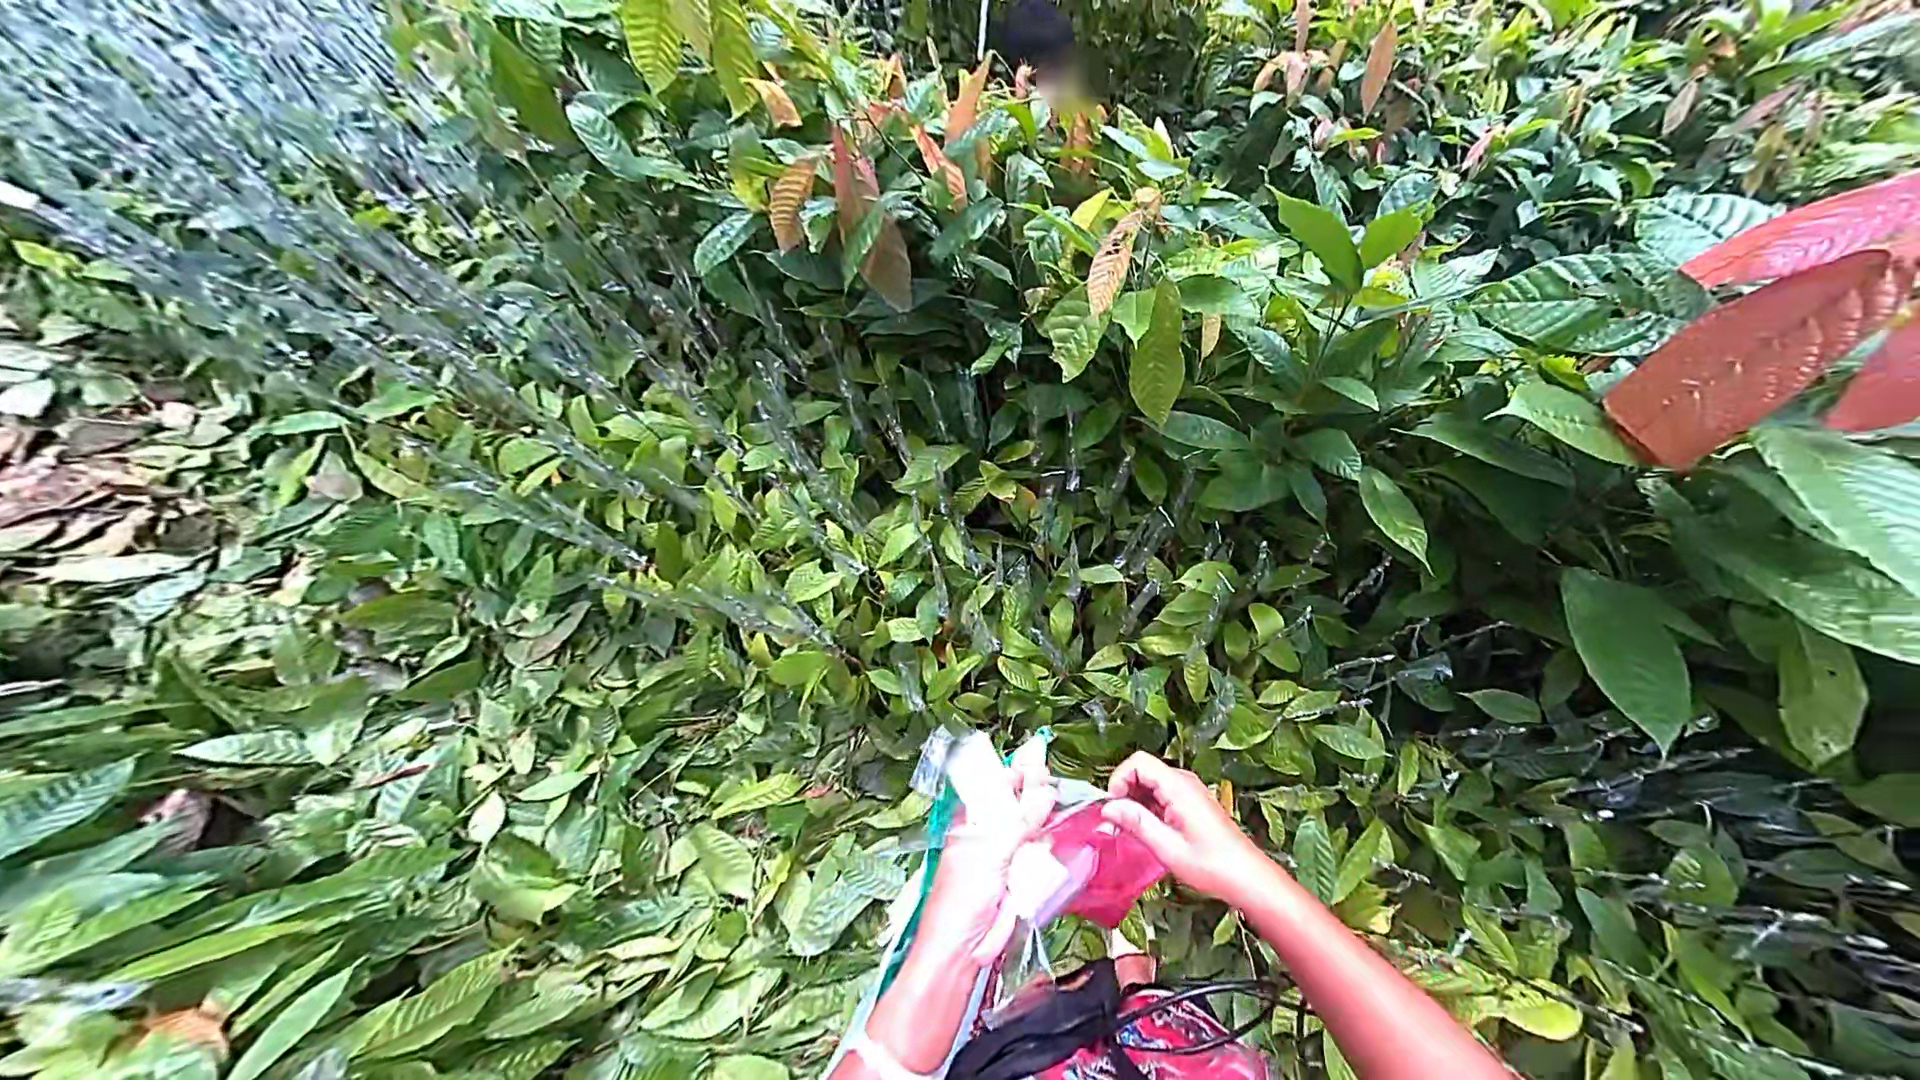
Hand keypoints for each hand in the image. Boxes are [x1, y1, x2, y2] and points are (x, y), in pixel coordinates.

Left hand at [913, 748, 1055, 963]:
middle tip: (1055, 789)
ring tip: (1063, 810)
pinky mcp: (1020, 880)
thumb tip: (1043, 793)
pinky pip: (1039, 858)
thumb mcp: (991, 854)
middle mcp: (988, 836)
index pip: (995, 789)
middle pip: (1017, 810)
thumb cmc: (961, 901)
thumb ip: (1019, 823)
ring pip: (1031, 833)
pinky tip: (1065, 839)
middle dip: (1036, 800)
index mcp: (971, 823)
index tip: (1039, 770)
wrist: (962, 953)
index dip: (1016, 777)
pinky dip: (1051, 850)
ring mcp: (1005, 858)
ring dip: (1046, 823)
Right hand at [1101, 751, 1274, 903]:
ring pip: (1150, 781)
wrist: (1249, 878)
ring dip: (1136, 800)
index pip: (1138, 762)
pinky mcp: (1192, 800)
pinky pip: (1161, 791)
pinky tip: (1151, 830)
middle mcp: (1184, 781)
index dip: (1119, 779)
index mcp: (1179, 787)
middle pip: (1142, 769)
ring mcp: (1189, 789)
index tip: (1114, 806)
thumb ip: (1136, 823)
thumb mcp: (1168, 848)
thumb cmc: (1213, 866)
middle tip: (1120, 821)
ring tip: (1134, 829)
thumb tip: (1108, 808)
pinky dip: (1149, 805)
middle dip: (1125, 791)